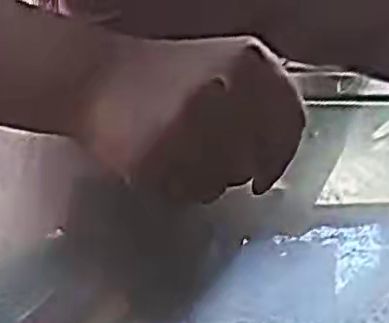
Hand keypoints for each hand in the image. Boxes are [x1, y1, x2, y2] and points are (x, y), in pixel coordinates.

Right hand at [76, 35, 304, 202]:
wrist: (99, 80)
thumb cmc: (161, 79)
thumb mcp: (222, 69)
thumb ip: (256, 100)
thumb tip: (274, 152)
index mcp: (248, 62)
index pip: (288, 123)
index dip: (279, 158)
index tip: (264, 178)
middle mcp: (225, 90)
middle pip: (251, 162)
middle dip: (232, 171)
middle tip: (207, 162)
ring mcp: (191, 125)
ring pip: (220, 185)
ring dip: (203, 184)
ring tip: (181, 161)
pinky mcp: (161, 155)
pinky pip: (186, 194)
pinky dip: (178, 190)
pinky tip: (164, 168)